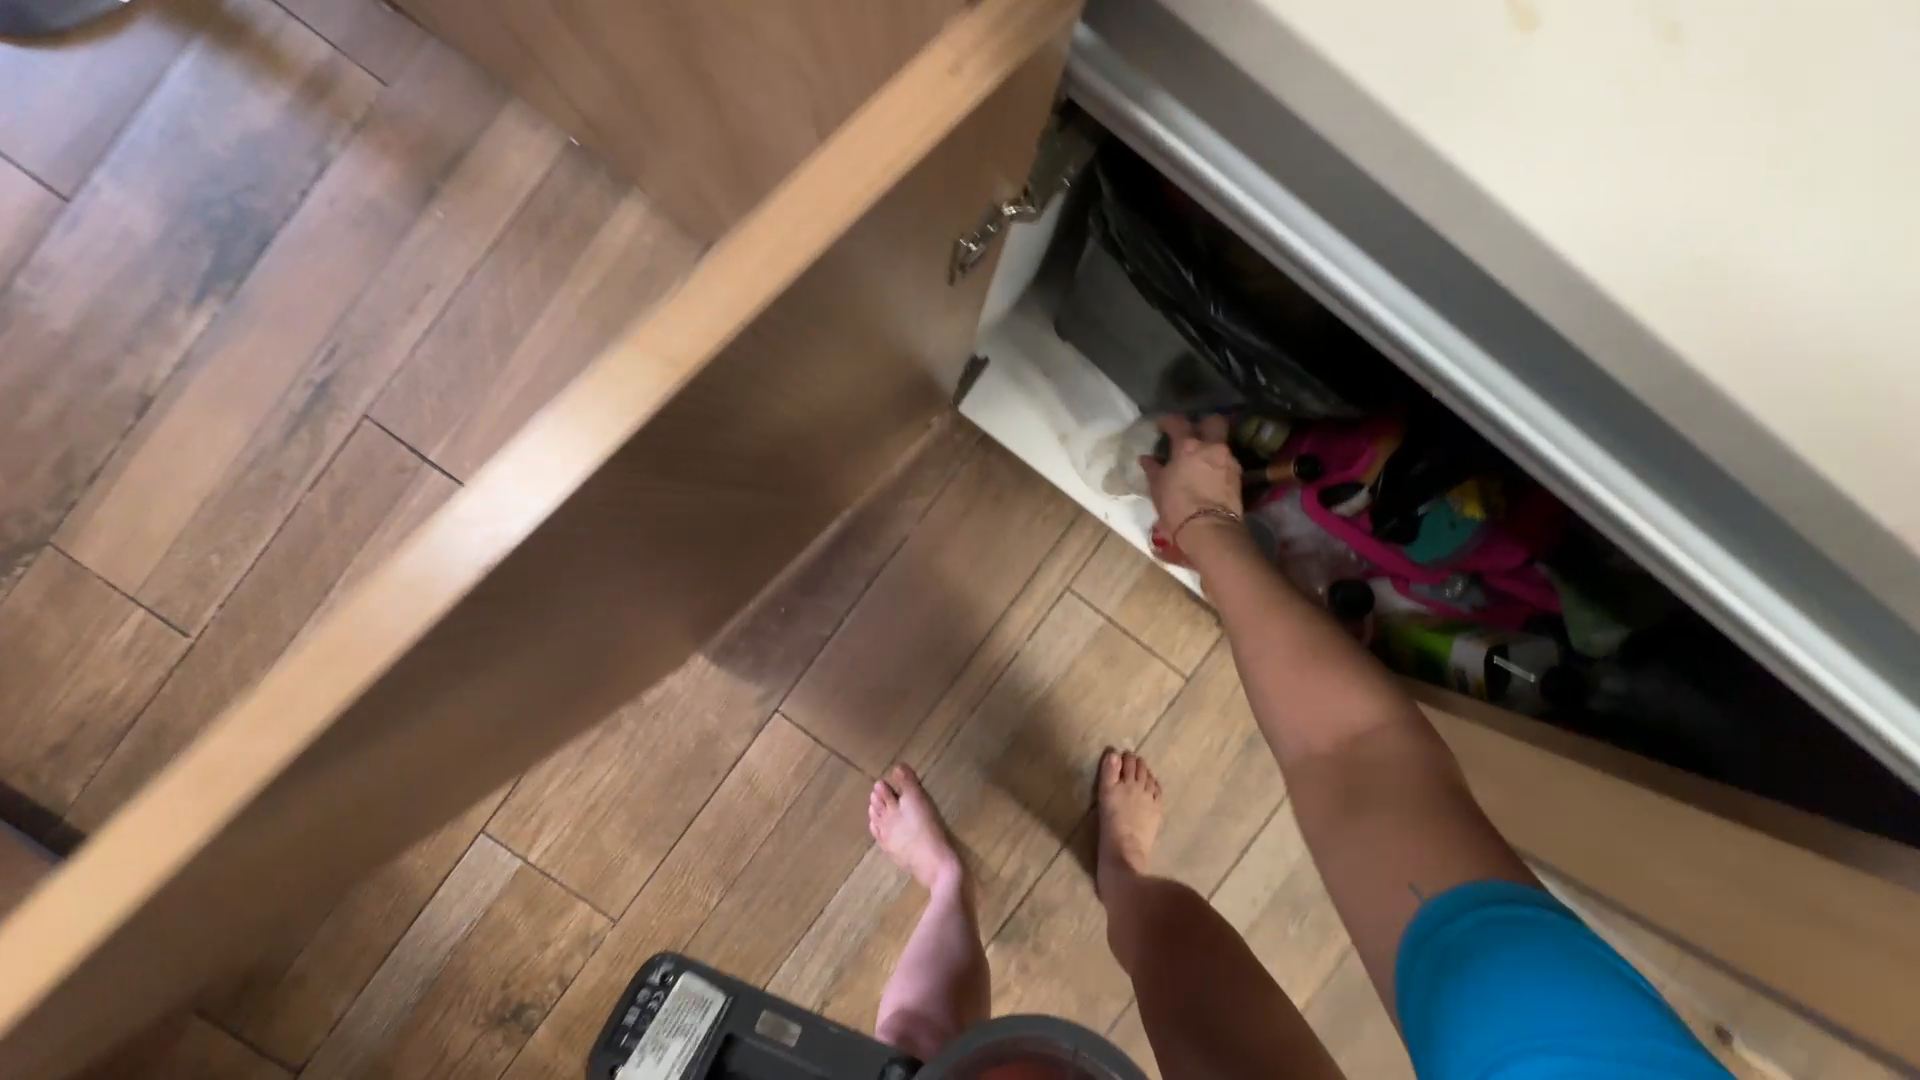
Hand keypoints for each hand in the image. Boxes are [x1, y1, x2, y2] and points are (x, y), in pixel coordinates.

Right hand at [1140, 414, 1242, 545]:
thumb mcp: (1157, 487)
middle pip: (1213, 421)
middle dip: (1203, 423)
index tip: (1162, 426)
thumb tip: (1147, 459)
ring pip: (1222, 442)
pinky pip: (1227, 461)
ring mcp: (1228, 459)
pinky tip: (1210, 475)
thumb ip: (1153, 468)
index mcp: (1187, 445)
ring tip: (1201, 459)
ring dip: (1212, 446)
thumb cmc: (1177, 505)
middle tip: (1193, 434)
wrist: (1209, 528)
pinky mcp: (1239, 476)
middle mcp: (1211, 446)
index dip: (1168, 421)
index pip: (1178, 422)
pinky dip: (1218, 464)